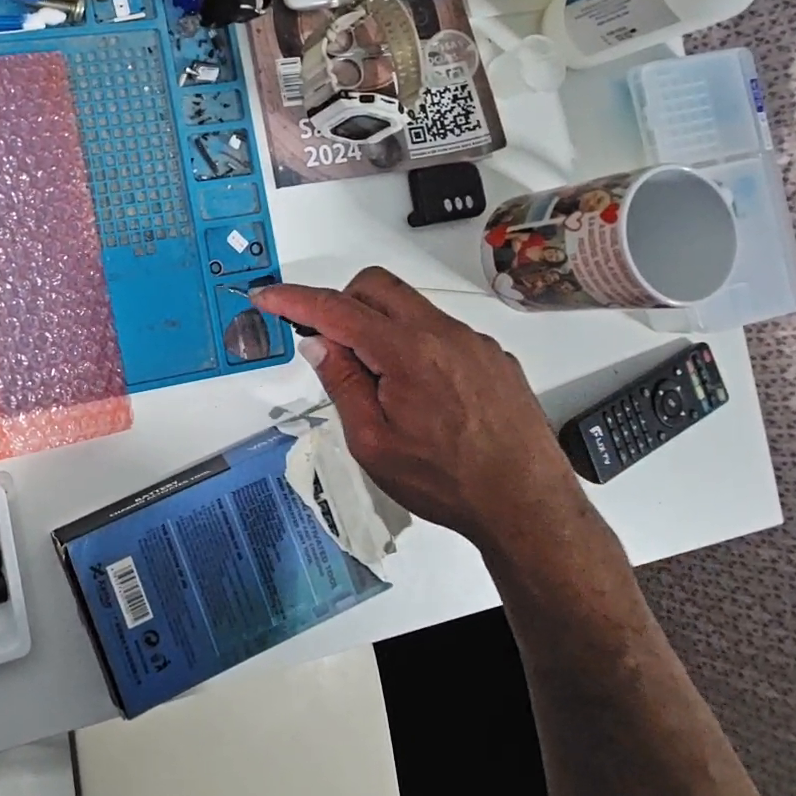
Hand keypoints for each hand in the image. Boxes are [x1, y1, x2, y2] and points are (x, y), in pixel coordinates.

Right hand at [253, 268, 585, 545]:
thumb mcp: (372, 441)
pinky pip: (438, 331)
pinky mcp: (493, 358)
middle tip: (325, 344)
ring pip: (409, 306)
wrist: (528, 509)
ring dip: (376, 325)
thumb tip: (320, 344)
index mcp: (409, 353)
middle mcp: (445, 335)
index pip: (337, 309)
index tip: (267, 295)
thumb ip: (342, 383)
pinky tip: (415, 392)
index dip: (294, 299)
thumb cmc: (448, 482)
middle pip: (375, 286)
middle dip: (339, 302)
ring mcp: (474, 344)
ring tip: (375, 383)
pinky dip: (411, 343)